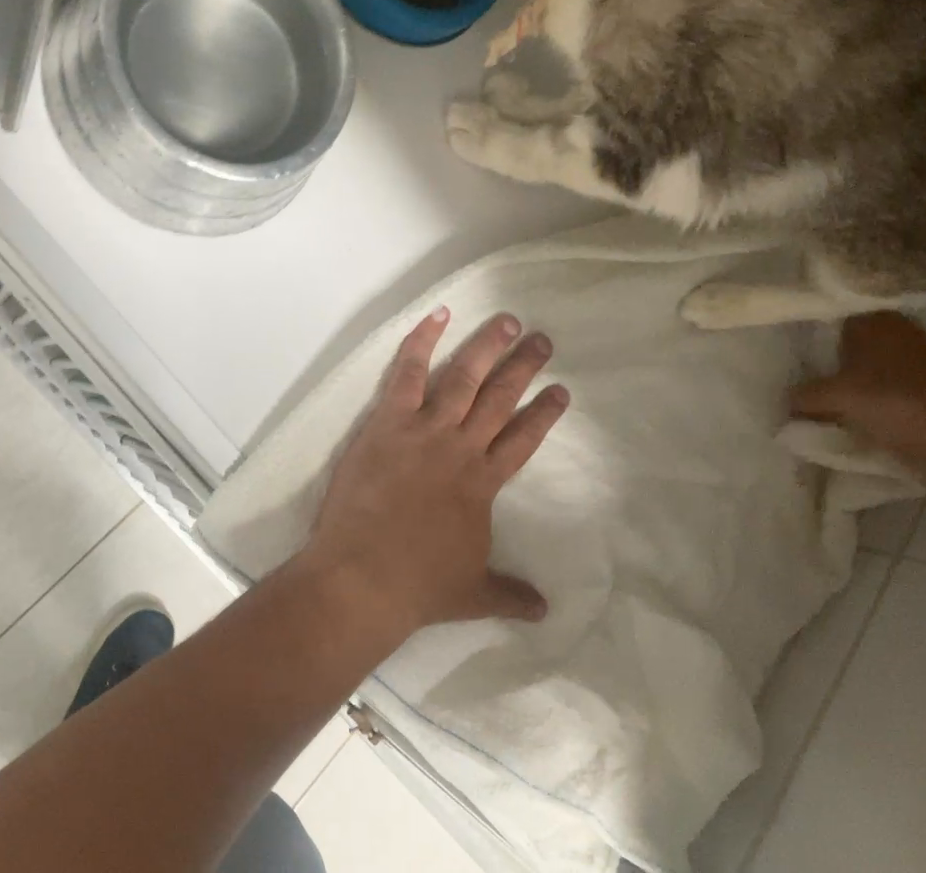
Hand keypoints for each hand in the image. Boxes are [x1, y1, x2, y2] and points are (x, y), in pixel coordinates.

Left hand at [298, 308, 568, 639]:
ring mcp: (424, 432)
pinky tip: (438, 315)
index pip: (523, 440)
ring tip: (508, 320)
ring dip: (487, 346)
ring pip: (463, 378)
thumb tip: (545, 611)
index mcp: (483, 484)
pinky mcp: (387, 423)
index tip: (561, 391)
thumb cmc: (418, 587)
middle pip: (500, 399)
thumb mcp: (474, 594)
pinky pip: (407, 373)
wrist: (364, 578)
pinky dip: (422, 341)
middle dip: (524, 367)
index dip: (544, 414)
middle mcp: (460, 449)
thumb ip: (510, 594)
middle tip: (544, 340)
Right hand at [791, 311, 925, 470]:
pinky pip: (892, 387)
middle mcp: (902, 330)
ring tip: (828, 404)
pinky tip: (861, 417)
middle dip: (833, 362)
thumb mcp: (834, 397)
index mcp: (877, 319)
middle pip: (854, 344)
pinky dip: (877, 399)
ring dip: (855, 384)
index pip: (834, 319)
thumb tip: (786, 400)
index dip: (813, 338)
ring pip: (874, 367)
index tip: (794, 358)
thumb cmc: (893, 401)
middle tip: (805, 383)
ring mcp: (924, 358)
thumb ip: (804, 395)